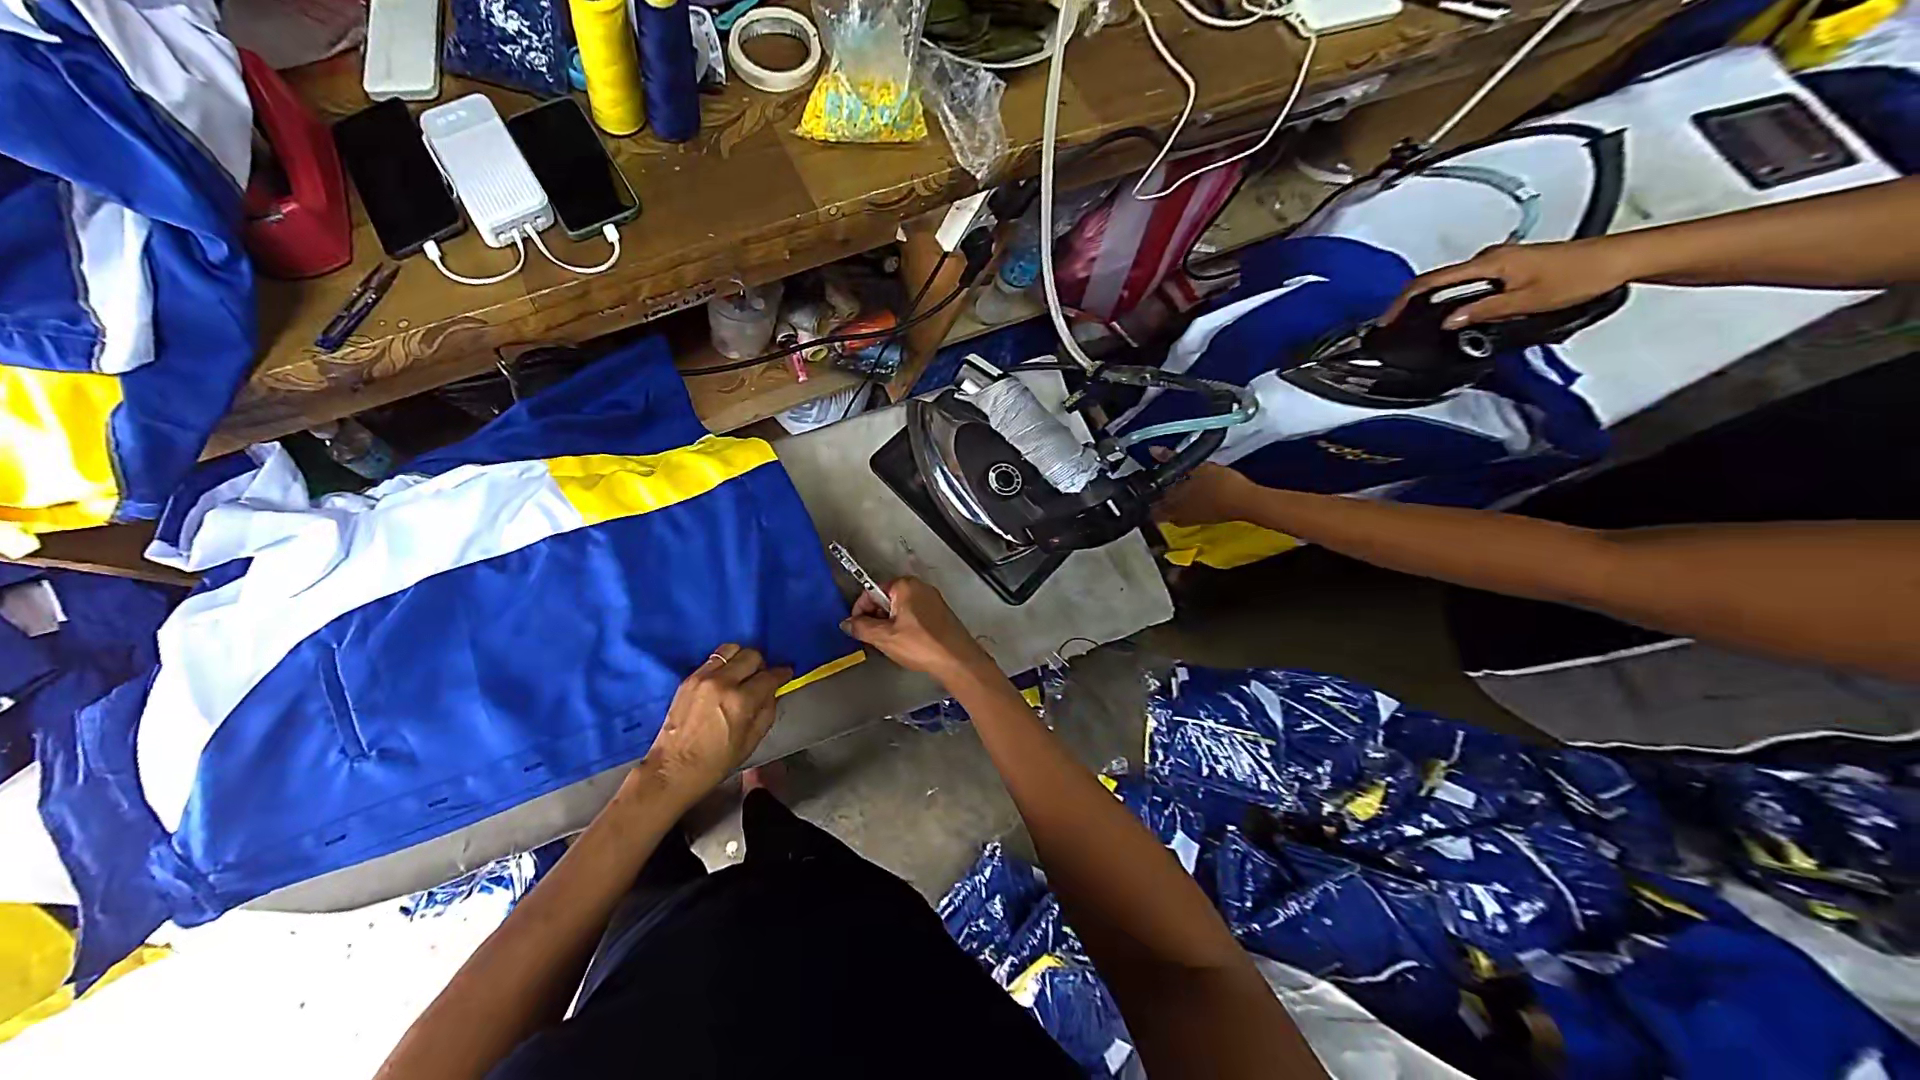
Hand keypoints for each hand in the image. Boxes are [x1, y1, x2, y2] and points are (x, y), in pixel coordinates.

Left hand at [640, 644, 791, 805]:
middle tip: (761, 677)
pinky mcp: (688, 679)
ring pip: (730, 649)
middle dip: (762, 664)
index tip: (786, 673)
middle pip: (752, 655)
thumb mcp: (753, 739)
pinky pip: (713, 659)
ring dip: (741, 658)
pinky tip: (724, 678)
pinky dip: (724, 664)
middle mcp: (723, 682)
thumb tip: (772, 691)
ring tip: (742, 673)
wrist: (674, 768)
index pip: (770, 675)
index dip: (782, 673)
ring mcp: (702, 677)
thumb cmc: (718, 760)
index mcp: (741, 701)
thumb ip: (767, 709)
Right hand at [842, 576, 993, 683]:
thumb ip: (861, 627)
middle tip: (873, 637)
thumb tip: (848, 623)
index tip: (855, 626)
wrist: (957, 660)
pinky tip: (906, 645)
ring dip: (890, 624)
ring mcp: (932, 600)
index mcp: (905, 586)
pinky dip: (905, 627)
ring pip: (900, 609)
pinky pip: (914, 616)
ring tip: (890, 644)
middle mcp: (920, 587)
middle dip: (876, 618)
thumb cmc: (922, 645)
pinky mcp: (939, 614)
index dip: (860, 610)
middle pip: (886, 599)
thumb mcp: (884, 637)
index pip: (871, 591)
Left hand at [1149, 448, 1260, 526]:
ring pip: (1171, 512)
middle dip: (1154, 499)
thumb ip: (1172, 459)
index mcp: (1171, 506)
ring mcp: (1190, 520)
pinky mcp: (1202, 519)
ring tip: (1170, 485)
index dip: (1142, 495)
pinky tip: (1187, 492)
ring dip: (1168, 501)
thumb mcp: (1194, 467)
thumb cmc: (1219, 485)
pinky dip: (1182, 503)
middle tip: (1154, 483)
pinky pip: (1185, 512)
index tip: (1141, 483)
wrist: (1245, 501)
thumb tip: (1152, 450)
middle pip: (1157, 511)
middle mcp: (1176, 517)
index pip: (1147, 506)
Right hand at [1380, 238, 1632, 328]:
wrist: (1619, 259)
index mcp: (1490, 263)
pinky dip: (1457, 298)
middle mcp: (1490, 257)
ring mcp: (1499, 260)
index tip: (1387, 319)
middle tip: (1398, 324)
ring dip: (1438, 302)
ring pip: (1454, 282)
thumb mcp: (1526, 301)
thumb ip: (1483, 311)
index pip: (1432, 281)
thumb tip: (1448, 321)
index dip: (1404, 301)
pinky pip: (1471, 282)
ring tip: (1427, 323)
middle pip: (1437, 279)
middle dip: (1414, 302)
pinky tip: (1460, 313)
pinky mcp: (1508, 266)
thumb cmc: (1580, 276)